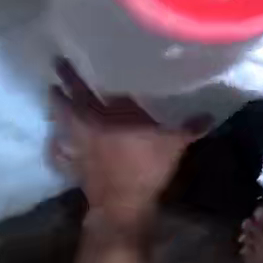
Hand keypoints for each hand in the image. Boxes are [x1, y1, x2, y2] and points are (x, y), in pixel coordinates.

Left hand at [51, 65, 199, 240]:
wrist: (122, 206)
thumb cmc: (145, 168)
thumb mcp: (174, 144)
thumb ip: (190, 127)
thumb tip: (211, 115)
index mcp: (108, 114)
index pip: (90, 86)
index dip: (79, 72)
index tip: (69, 56)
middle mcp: (88, 125)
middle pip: (71, 99)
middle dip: (64, 82)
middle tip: (57, 65)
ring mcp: (78, 147)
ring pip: (61, 122)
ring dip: (57, 109)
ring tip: (52, 95)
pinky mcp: (75, 167)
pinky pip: (60, 155)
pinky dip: (55, 148)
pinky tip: (53, 143)